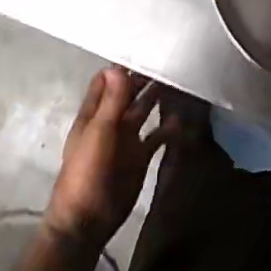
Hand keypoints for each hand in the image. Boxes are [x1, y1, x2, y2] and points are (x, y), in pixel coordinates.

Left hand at [42, 66, 173, 249]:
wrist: (87, 222)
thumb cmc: (87, 173)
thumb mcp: (99, 133)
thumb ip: (111, 101)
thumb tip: (118, 65)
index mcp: (94, 114)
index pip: (107, 80)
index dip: (123, 65)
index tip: (146, 48)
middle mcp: (111, 121)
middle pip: (129, 92)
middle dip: (145, 77)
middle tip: (171, 59)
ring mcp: (126, 139)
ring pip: (144, 111)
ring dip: (158, 97)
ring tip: (181, 79)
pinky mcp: (139, 157)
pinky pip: (156, 137)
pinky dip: (169, 127)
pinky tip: (183, 119)